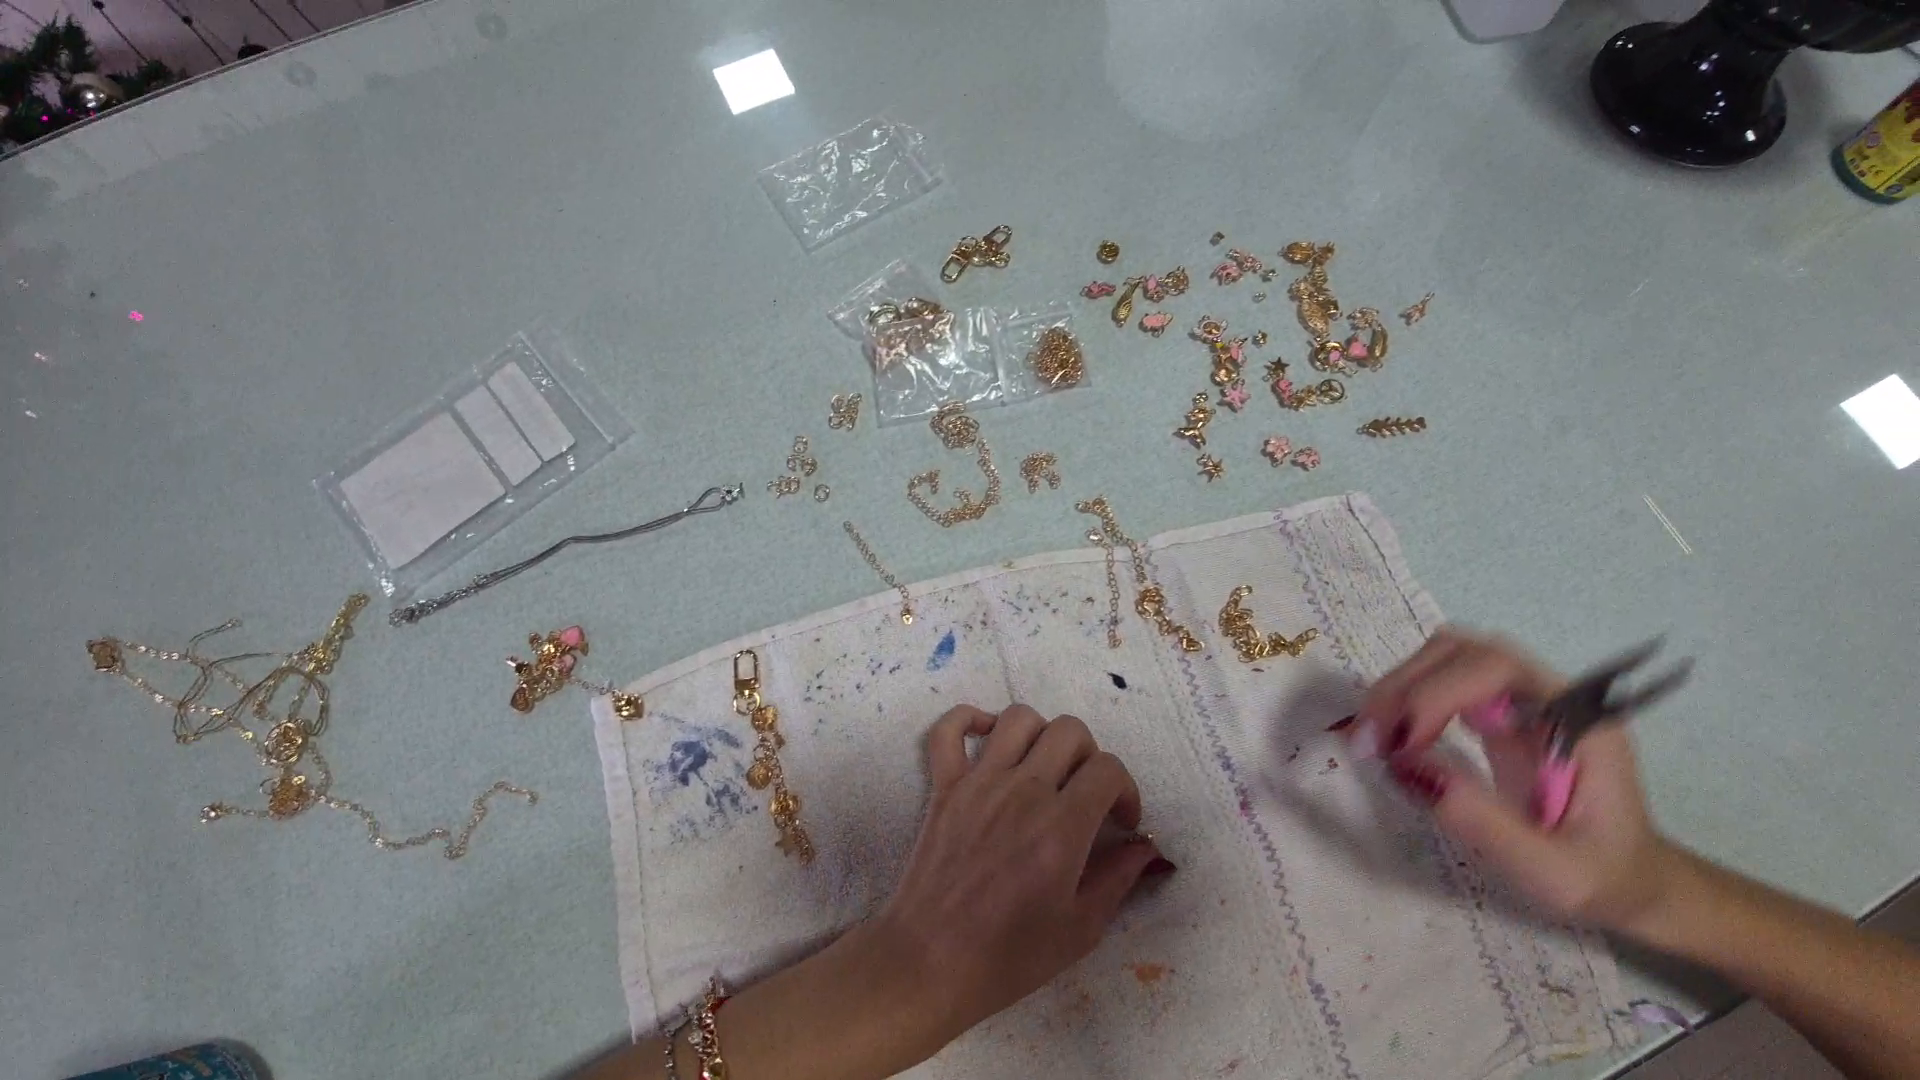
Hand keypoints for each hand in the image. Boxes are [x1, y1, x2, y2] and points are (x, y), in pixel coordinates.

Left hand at [874, 704, 1171, 1048]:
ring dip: (1041, 734)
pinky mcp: (943, 786)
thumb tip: (1146, 848)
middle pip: (1069, 731)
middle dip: (1090, 756)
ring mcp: (979, 782)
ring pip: (1018, 718)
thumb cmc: (1009, 956)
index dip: (1126, 789)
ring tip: (1044, 768)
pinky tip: (988, 738)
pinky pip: (949, 730)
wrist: (930, 961)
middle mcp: (1023, 790)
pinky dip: (969, 720)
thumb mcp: (1079, 930)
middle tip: (1086, 794)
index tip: (1122, 821)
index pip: (1108, 769)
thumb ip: (1118, 879)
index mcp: (1062, 826)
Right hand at [1351, 628, 1680, 934]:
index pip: (1496, 667)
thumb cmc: (1602, 880)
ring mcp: (1520, 698)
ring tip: (1374, 738)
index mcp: (1578, 721)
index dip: (1437, 693)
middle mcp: (1548, 694)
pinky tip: (1392, 735)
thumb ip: (1488, 824)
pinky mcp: (1495, 710)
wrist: (1631, 882)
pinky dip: (1405, 698)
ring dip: (1399, 688)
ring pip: (1445, 657)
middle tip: (1367, 740)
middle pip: (1462, 652)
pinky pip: (1441, 680)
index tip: (1400, 745)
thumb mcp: (1554, 875)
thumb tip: (1408, 768)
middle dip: (1405, 687)